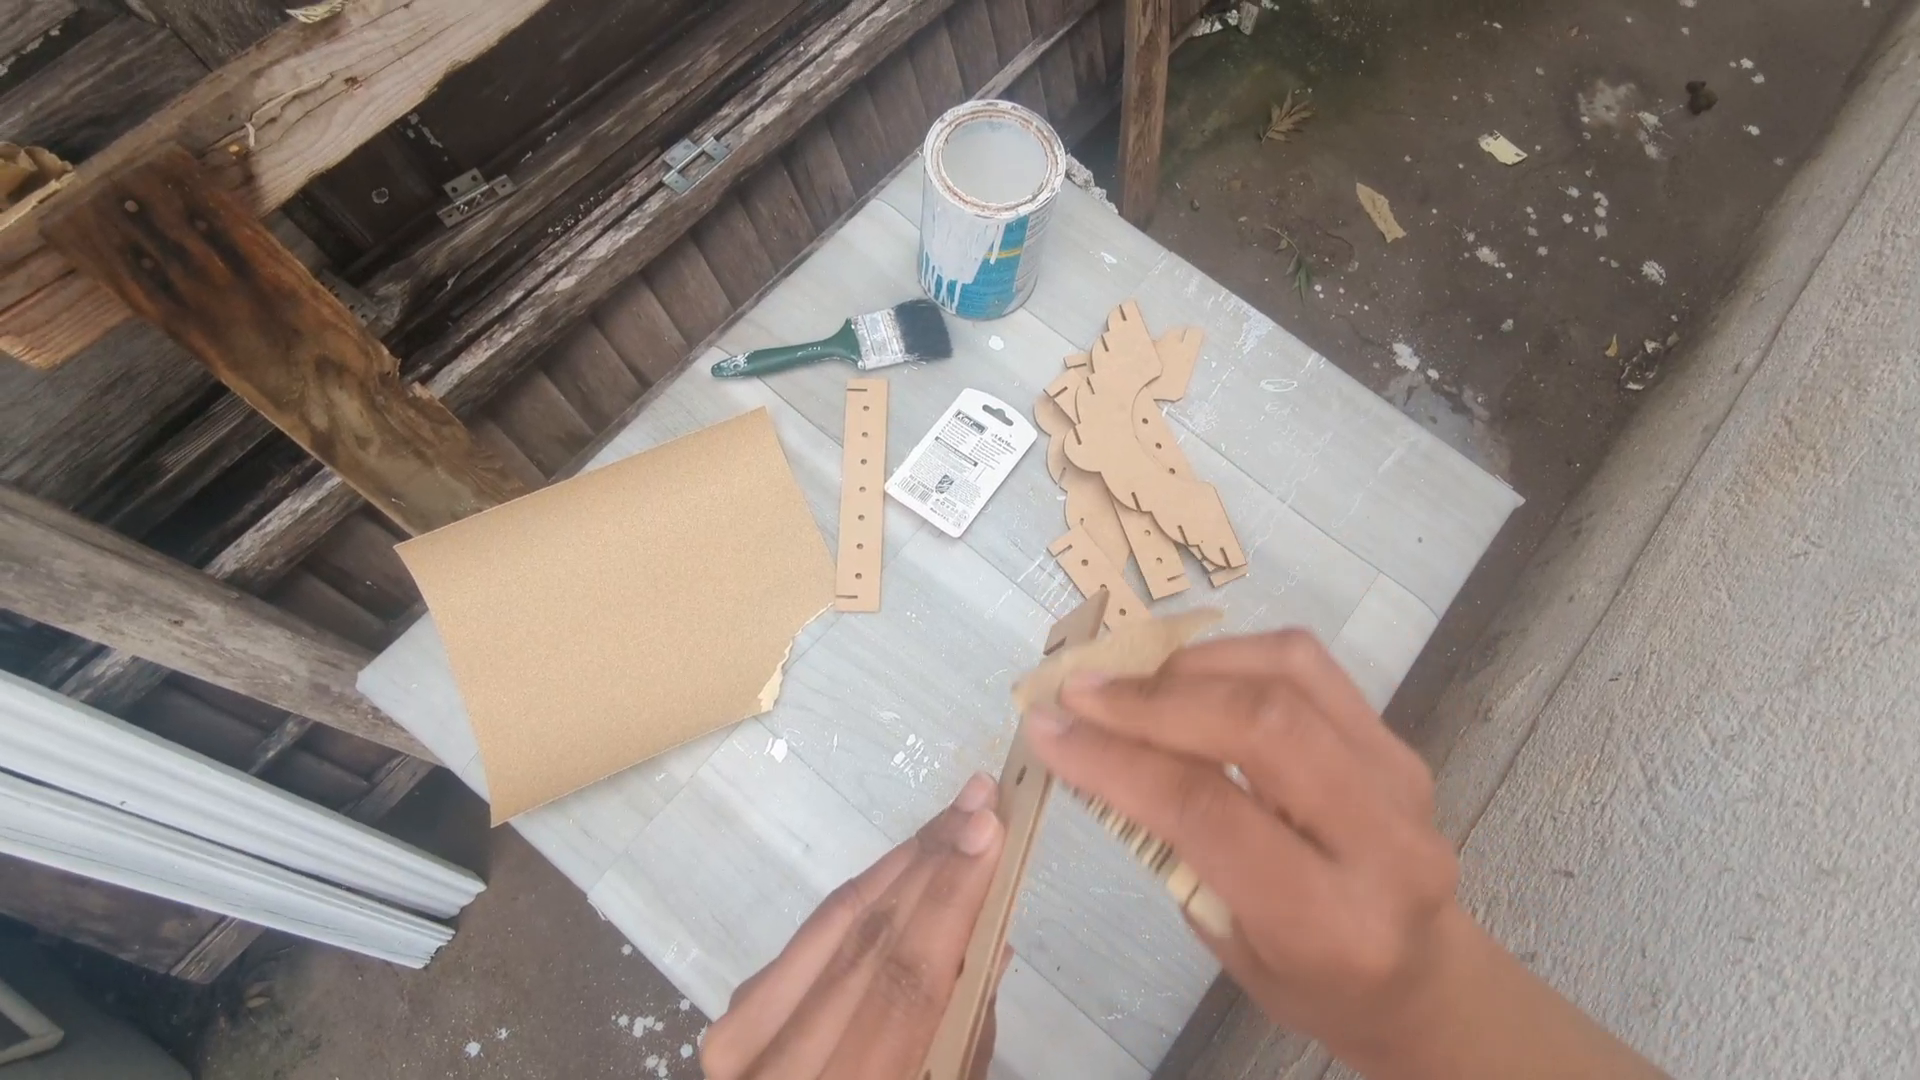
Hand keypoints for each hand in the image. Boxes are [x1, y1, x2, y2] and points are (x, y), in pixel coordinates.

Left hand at [702, 772, 1005, 1079]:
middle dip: (935, 858)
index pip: (905, 981)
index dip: (951, 897)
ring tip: (956, 814)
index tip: (990, 826)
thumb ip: (962, 1027)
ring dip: (906, 860)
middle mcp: (776, 1067)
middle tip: (981, 798)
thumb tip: (989, 932)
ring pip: (837, 921)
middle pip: (868, 938)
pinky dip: (868, 892)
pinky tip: (909, 858)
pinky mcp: (735, 1014)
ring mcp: (741, 1039)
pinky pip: (813, 934)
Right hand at [1027, 630, 1666, 1079]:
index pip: (1206, 810)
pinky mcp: (1393, 737)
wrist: (1424, 977)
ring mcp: (1398, 774)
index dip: (1115, 760)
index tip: (1047, 730)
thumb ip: (1166, 841)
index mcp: (1329, 920)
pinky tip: (1186, 678)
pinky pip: (1302, 663)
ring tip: (1129, 687)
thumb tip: (1091, 743)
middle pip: (1260, 723)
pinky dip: (1227, 656)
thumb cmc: (1307, 979)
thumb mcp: (1222, 937)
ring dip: (1187, 668)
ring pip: (1285, 673)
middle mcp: (1382, 839)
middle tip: (1080, 693)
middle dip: (1152, 699)